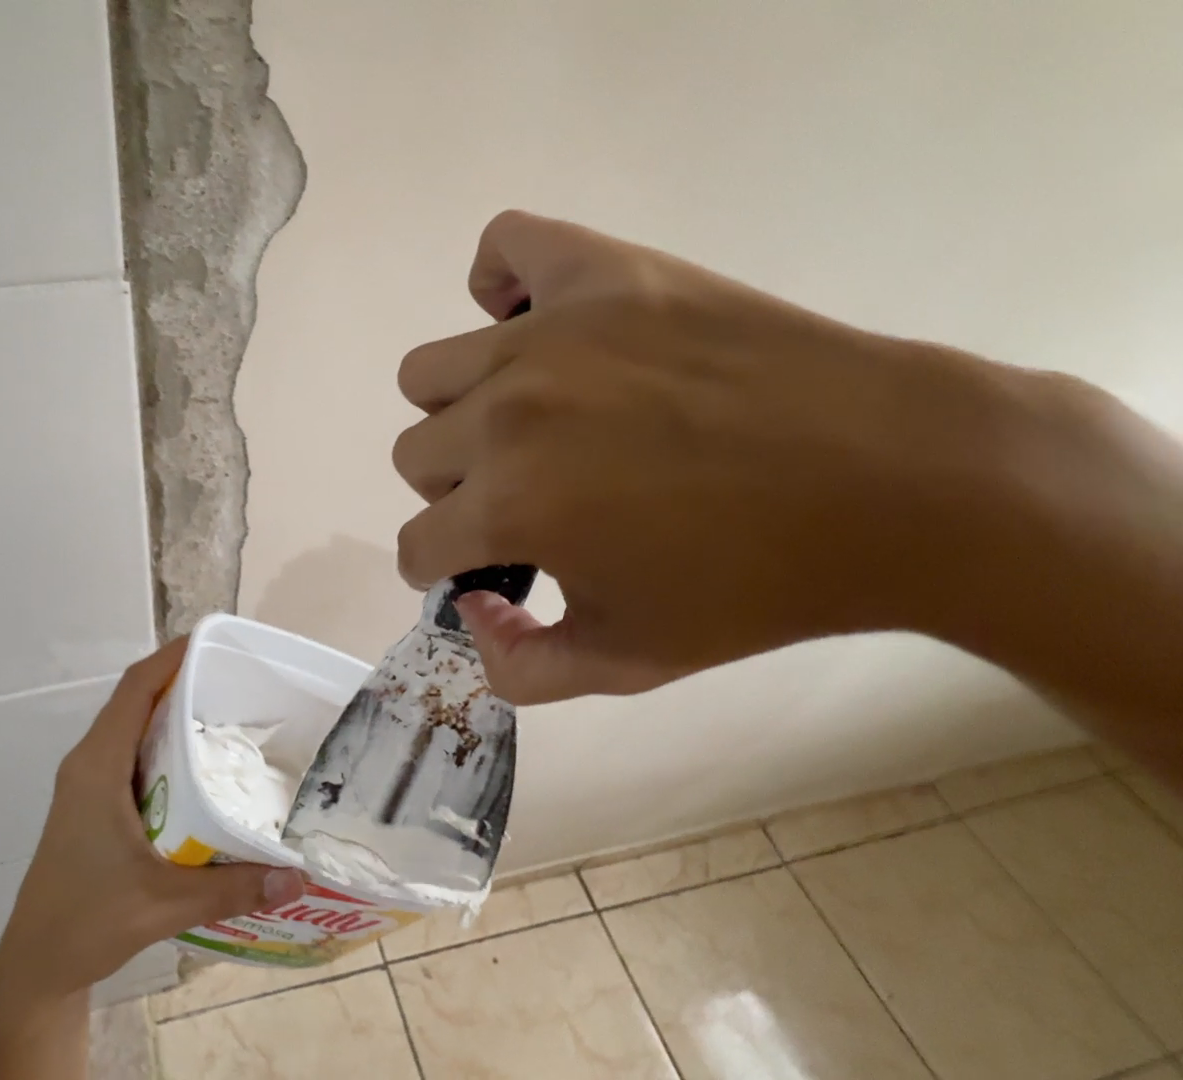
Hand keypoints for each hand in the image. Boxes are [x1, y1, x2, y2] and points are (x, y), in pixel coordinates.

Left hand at [0, 638, 305, 999]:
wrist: (38, 963)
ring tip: (227, 715)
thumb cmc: (90, 920)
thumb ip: (233, 887)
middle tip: (238, 680)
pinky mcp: (90, 806)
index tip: (214, 641)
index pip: (134, 689)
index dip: (171, 657)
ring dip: (171, 715)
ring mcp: (86, 785)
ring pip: (131, 729)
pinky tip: (200, 770)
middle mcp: (88, 764)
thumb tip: (300, 875)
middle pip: (134, 701)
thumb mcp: (166, 903)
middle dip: (181, 681)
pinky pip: (129, 757)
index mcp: (98, 766)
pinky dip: (162, 747)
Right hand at [392, 211, 1071, 703]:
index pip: (414, 543)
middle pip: (414, 456)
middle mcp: (506, 414)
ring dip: (463, 410)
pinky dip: (500, 283)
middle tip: (530, 497)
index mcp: (509, 508)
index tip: (493, 564)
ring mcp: (550, 333)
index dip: (444, 567)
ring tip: (535, 419)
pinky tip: (539, 323)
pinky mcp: (604, 274)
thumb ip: (518, 667)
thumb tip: (469, 612)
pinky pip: (504, 247)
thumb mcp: (628, 665)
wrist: (900, 484)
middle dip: (457, 491)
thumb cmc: (757, 586)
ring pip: (431, 372)